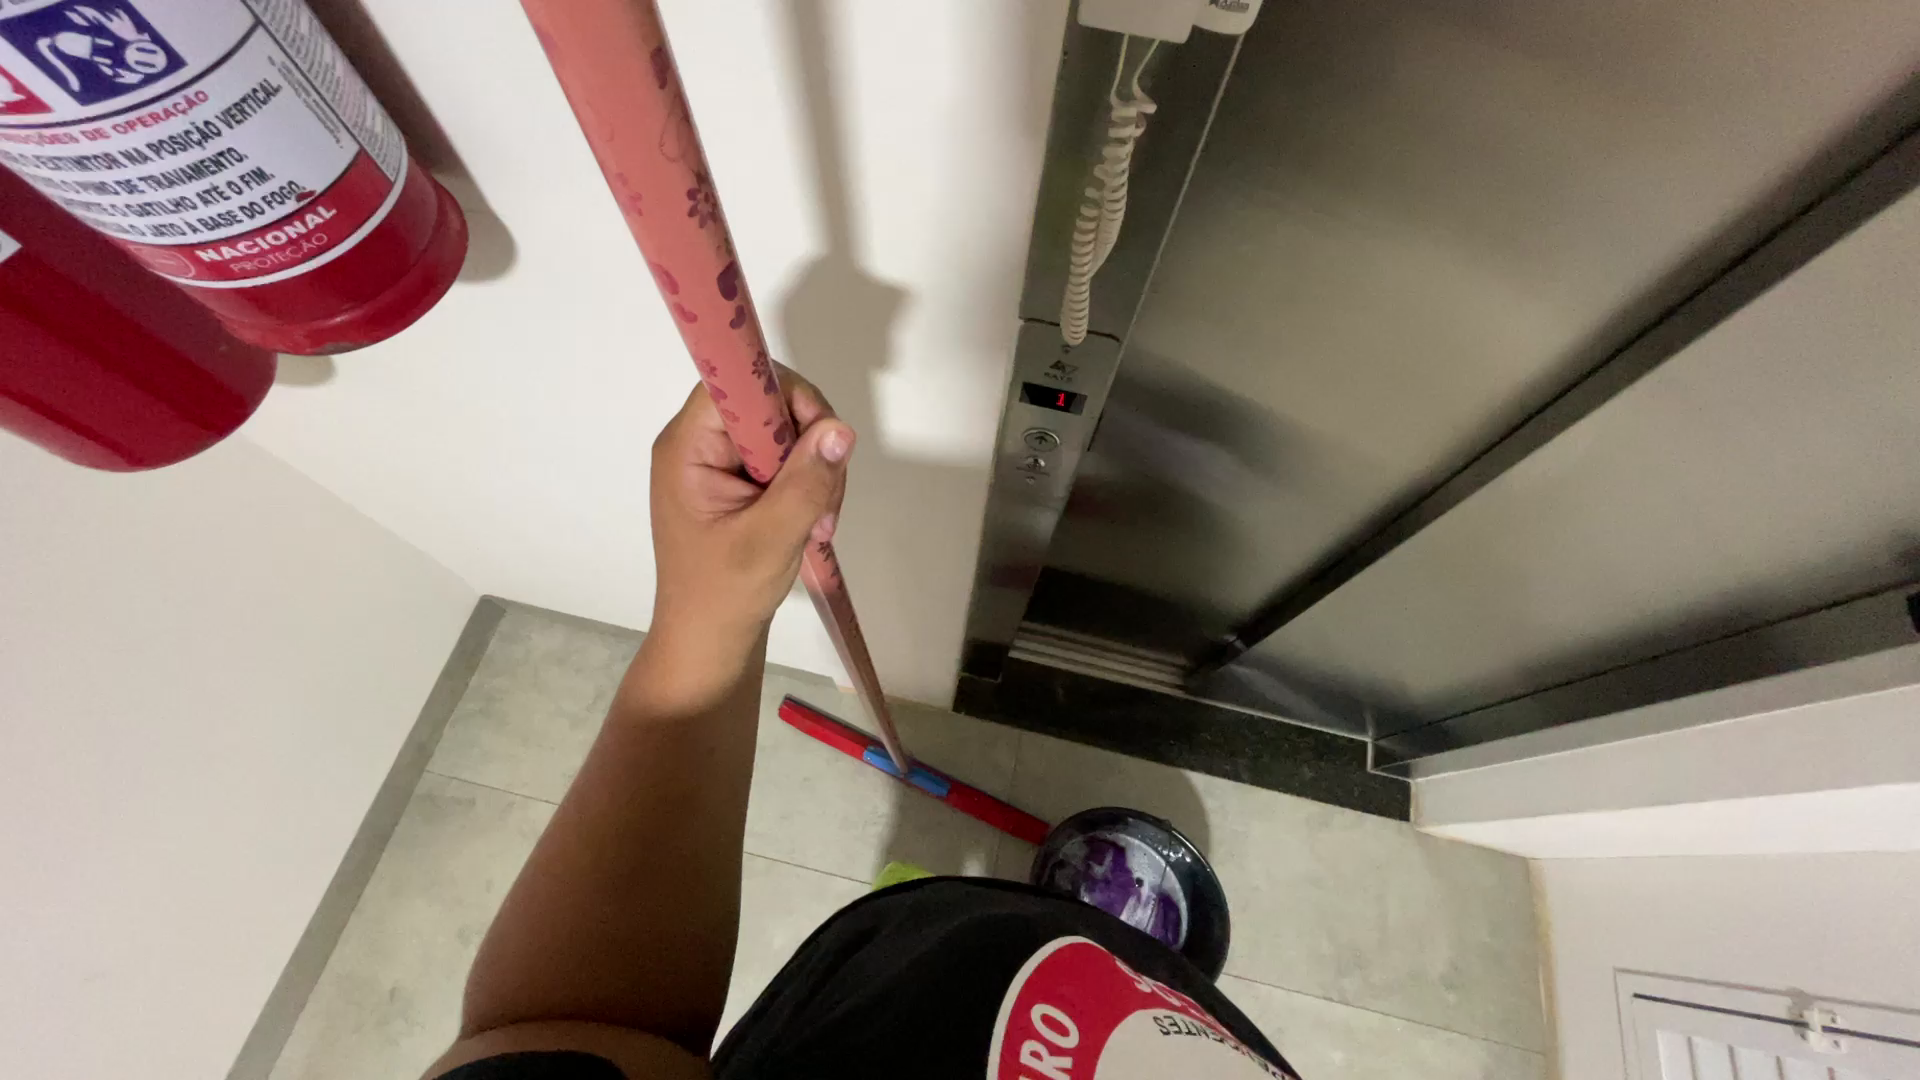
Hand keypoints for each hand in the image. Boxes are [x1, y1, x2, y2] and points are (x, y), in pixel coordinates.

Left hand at [647, 363, 852, 661]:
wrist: (710, 639)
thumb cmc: (724, 594)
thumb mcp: (770, 539)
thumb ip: (806, 483)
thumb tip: (841, 430)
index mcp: (688, 447)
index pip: (739, 382)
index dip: (788, 395)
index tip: (821, 438)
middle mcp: (702, 444)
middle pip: (772, 406)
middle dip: (812, 448)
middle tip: (825, 504)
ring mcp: (723, 463)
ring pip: (789, 435)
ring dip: (817, 474)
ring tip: (818, 525)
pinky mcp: (743, 482)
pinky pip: (789, 461)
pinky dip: (811, 487)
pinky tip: (812, 524)